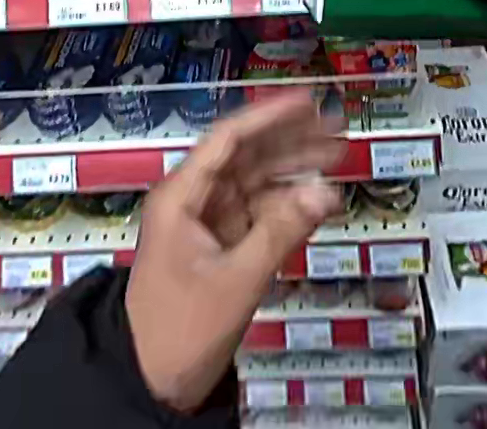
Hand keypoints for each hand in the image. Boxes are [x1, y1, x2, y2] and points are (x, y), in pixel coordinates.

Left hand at [125, 91, 345, 411]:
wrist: (150, 384)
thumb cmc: (179, 329)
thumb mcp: (234, 281)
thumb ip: (280, 233)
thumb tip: (325, 192)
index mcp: (183, 195)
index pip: (229, 138)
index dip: (268, 115)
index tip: (305, 101)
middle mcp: (197, 198)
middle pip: (248, 154)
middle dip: (290, 138)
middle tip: (333, 124)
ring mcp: (212, 219)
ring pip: (258, 180)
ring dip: (295, 167)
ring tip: (336, 152)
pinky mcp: (225, 242)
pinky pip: (261, 212)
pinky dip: (289, 205)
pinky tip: (317, 198)